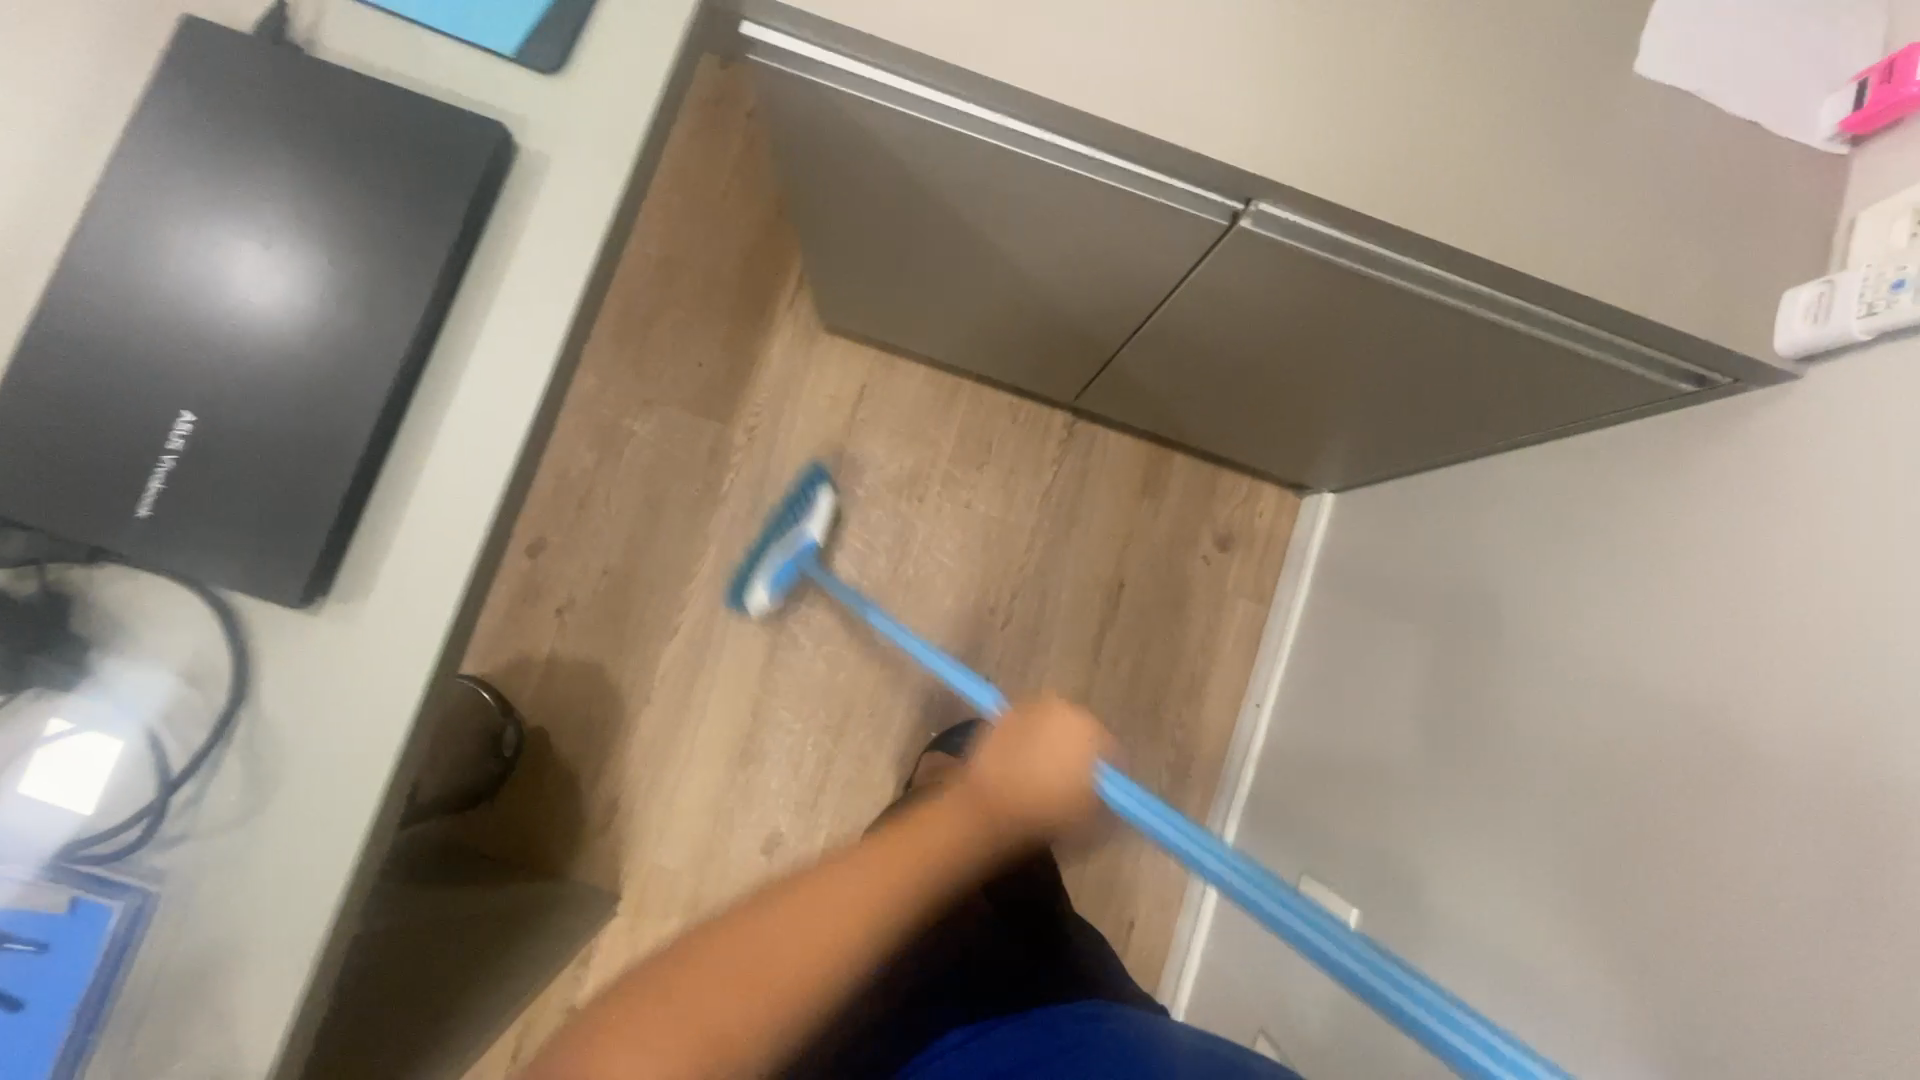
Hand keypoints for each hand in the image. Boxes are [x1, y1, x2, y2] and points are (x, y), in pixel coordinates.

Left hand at [953, 696, 1111, 850]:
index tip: (1103, 790)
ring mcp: (1032, 707)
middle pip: (1081, 731)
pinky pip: (1026, 726)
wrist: (991, 805)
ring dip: (1052, 742)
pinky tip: (1021, 762)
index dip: (1108, 772)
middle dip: (1080, 751)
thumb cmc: (1047, 813)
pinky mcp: (1005, 713)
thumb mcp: (1092, 817)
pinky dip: (1027, 739)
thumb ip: (1107, 798)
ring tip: (1042, 770)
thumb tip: (1108, 793)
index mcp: (1094, 730)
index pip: (1111, 749)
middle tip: (1072, 779)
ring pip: (1051, 725)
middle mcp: (1065, 708)